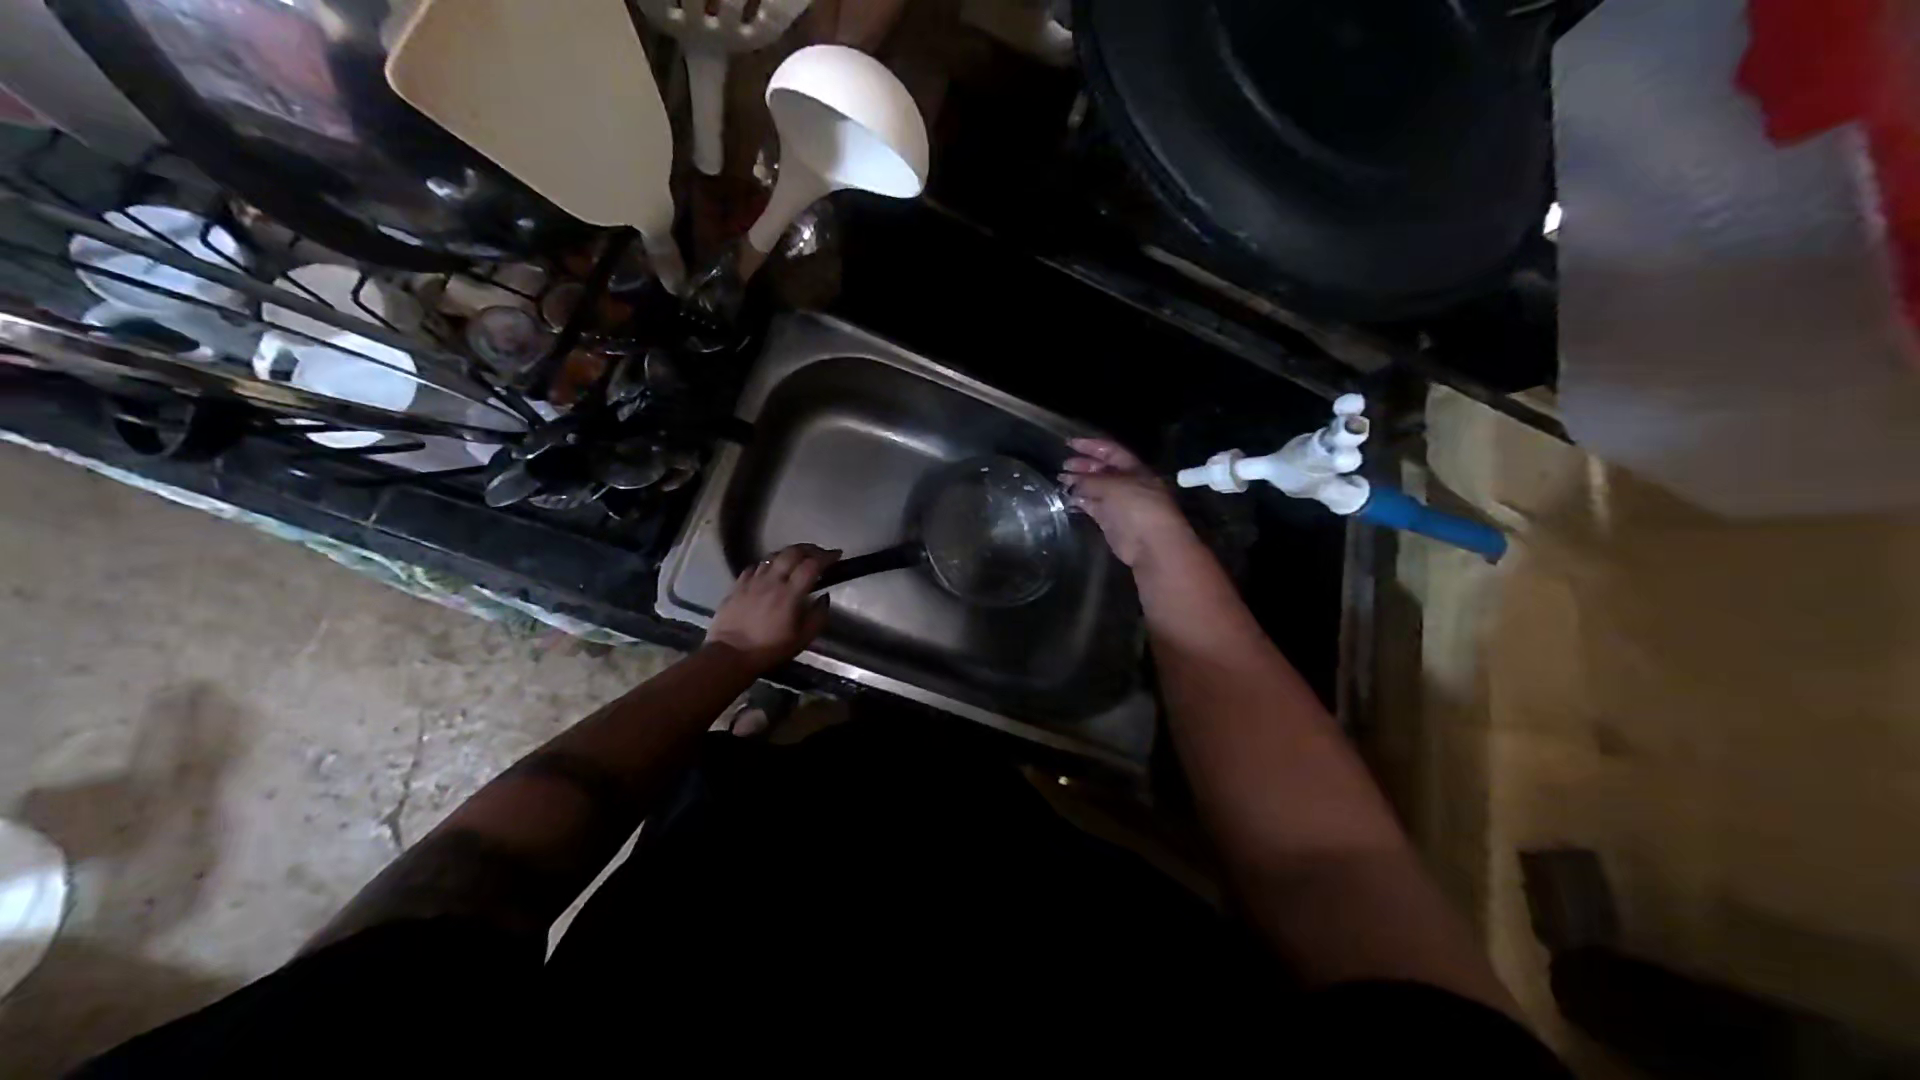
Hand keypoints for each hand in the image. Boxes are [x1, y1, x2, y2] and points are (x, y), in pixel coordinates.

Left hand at [703, 544, 839, 672]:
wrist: (729, 655)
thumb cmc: (769, 650)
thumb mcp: (802, 639)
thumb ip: (818, 616)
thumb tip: (825, 597)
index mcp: (790, 594)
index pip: (812, 565)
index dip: (827, 556)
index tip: (837, 555)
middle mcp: (771, 581)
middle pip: (792, 552)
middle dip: (809, 548)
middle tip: (819, 553)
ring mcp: (752, 581)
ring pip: (772, 556)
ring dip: (788, 554)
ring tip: (796, 560)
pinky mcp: (737, 585)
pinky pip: (754, 567)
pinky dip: (767, 564)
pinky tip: (769, 571)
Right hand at [1060, 439, 1200, 569]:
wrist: (1151, 543)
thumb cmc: (1137, 506)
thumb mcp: (1112, 485)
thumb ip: (1089, 480)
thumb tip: (1072, 481)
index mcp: (1134, 469)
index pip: (1111, 451)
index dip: (1091, 446)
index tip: (1070, 443)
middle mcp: (1128, 484)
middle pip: (1103, 470)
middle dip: (1083, 466)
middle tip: (1064, 466)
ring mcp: (1119, 504)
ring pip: (1096, 489)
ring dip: (1079, 484)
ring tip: (1061, 481)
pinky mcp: (1111, 521)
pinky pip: (1093, 507)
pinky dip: (1080, 502)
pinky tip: (1067, 498)